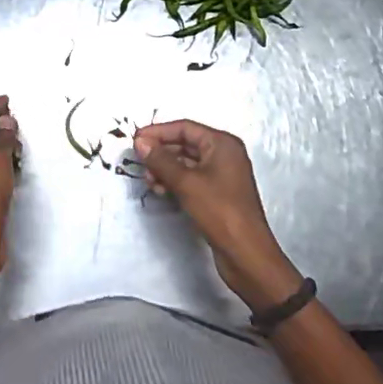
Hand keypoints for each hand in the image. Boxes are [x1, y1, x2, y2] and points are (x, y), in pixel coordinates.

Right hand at [135, 120, 302, 309]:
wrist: (247, 256)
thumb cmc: (220, 211)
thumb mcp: (186, 183)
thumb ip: (161, 160)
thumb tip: (140, 142)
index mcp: (222, 143)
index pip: (185, 128)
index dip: (159, 132)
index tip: (135, 139)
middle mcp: (224, 154)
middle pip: (185, 144)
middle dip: (161, 152)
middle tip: (139, 161)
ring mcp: (221, 175)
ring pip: (186, 163)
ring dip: (166, 169)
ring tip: (148, 180)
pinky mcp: (217, 195)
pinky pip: (191, 179)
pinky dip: (175, 182)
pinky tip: (160, 190)